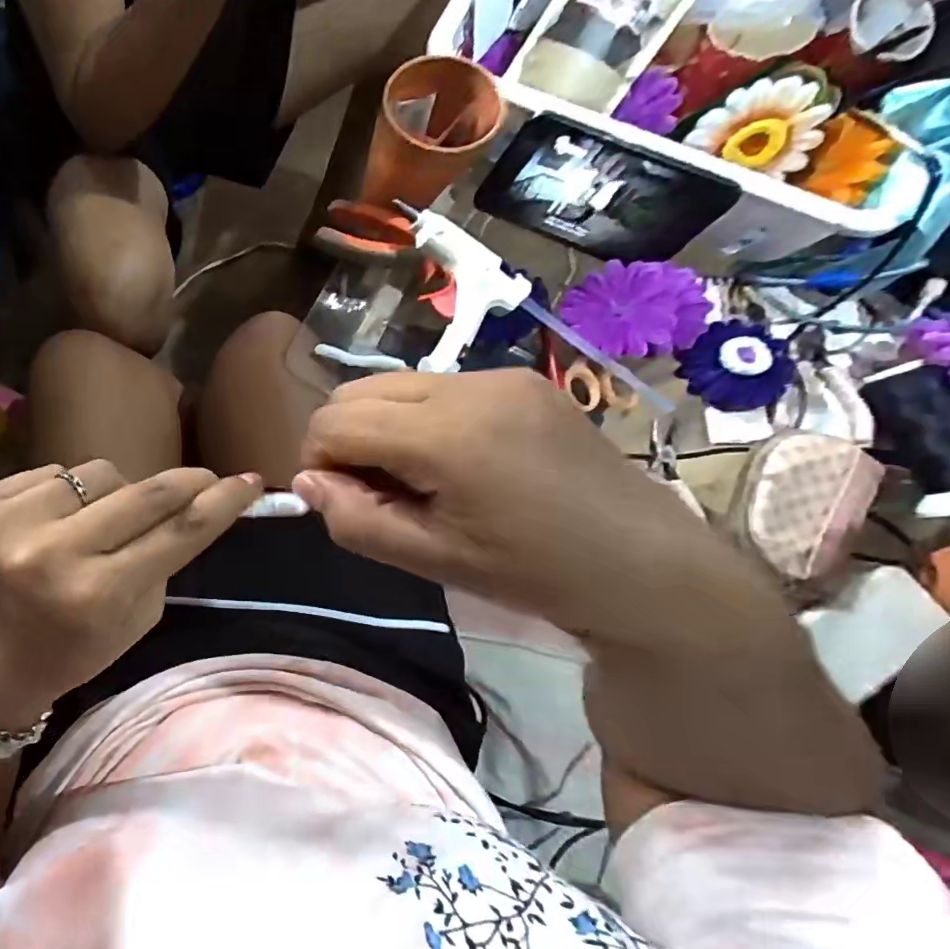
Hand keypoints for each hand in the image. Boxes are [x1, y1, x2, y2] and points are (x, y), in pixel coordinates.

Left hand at [0, 461, 261, 724]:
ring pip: (98, 472)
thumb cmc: (81, 648)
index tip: (248, 483)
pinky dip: (68, 493)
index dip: (221, 504)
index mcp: (97, 595)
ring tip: (101, 524)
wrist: (1, 664)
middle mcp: (52, 556)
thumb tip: (196, 500)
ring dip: (114, 493)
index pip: (178, 533)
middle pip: (143, 494)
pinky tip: (58, 523)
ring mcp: (9, 527)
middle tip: (203, 480)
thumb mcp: (139, 615)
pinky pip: (53, 473)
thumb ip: (165, 556)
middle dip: (185, 483)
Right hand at [297, 370, 879, 814]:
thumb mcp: (431, 560)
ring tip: (417, 480)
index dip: (318, 463)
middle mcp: (469, 385)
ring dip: (381, 428)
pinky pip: (437, 388)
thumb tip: (306, 482)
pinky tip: (454, 463)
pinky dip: (418, 421)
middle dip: (344, 440)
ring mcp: (500, 376)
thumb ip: (355, 520)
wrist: (643, 563)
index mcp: (446, 435)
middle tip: (378, 493)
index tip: (344, 504)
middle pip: (356, 391)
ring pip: (394, 385)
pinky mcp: (521, 380)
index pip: (334, 422)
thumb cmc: (532, 573)